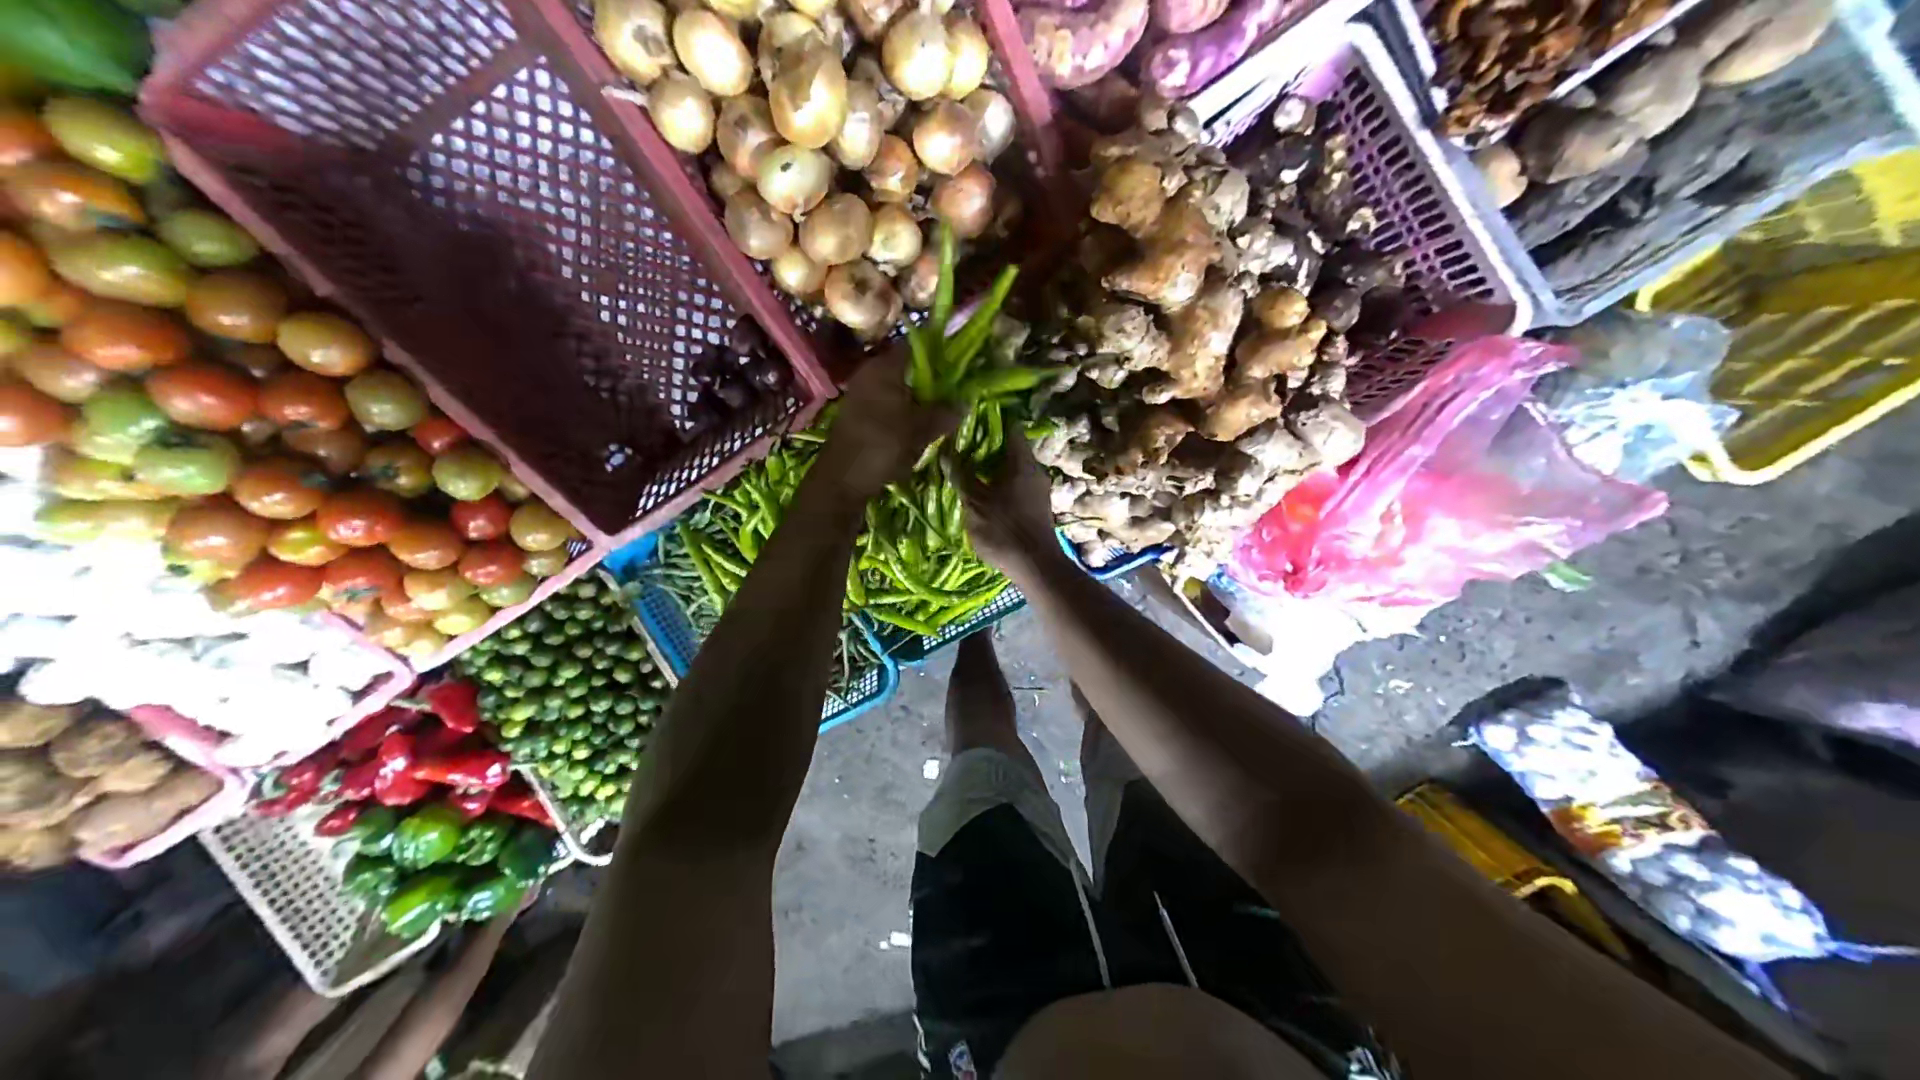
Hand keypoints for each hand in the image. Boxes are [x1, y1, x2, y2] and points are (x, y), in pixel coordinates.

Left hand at [821, 350, 956, 496]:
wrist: (842, 479)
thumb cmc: (883, 445)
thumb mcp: (921, 429)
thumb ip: (944, 412)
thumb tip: (964, 403)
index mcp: (884, 367)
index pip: (916, 346)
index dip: (939, 353)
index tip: (959, 366)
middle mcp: (870, 373)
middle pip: (907, 368)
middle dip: (930, 380)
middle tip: (953, 393)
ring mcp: (861, 393)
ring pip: (897, 388)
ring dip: (917, 398)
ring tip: (939, 413)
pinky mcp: (858, 414)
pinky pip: (887, 404)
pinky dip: (903, 411)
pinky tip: (916, 427)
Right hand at [952, 430, 1061, 580]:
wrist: (1036, 568)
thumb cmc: (1004, 530)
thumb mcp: (975, 502)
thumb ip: (961, 474)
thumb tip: (946, 450)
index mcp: (1022, 462)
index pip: (1009, 426)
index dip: (988, 421)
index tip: (967, 422)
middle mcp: (1035, 471)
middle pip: (1010, 449)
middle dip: (986, 448)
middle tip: (959, 449)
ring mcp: (1038, 490)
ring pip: (1013, 470)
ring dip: (991, 469)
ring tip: (966, 472)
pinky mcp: (1037, 508)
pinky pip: (1016, 487)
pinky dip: (999, 485)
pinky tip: (982, 494)